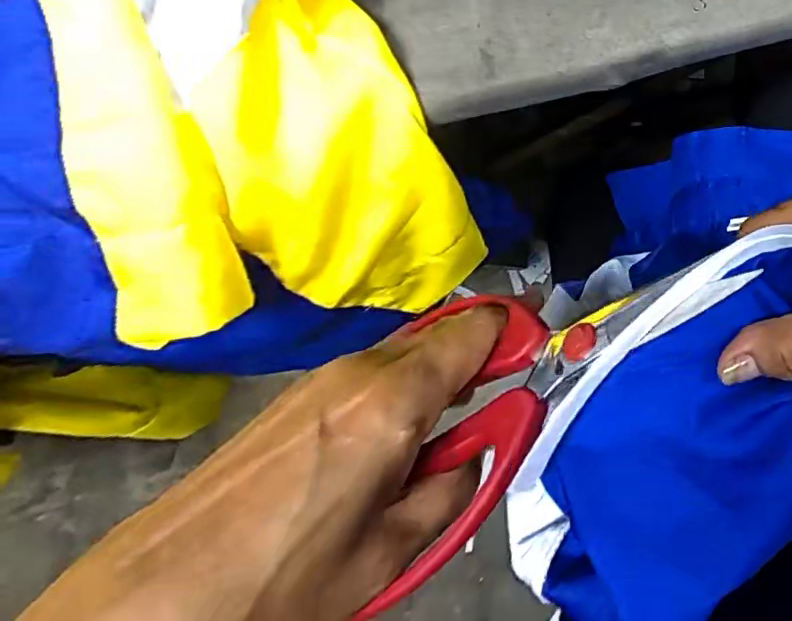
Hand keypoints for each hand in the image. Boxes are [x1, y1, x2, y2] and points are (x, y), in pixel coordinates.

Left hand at [23, 306, 505, 620]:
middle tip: (496, 402)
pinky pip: (373, 372)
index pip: (482, 324)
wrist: (130, 618)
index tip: (537, 357)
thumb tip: (479, 450)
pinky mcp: (289, 401)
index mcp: (396, 398)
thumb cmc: (276, 584)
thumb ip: (460, 483)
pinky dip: (402, 389)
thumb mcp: (392, 550)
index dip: (520, 330)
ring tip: (439, 435)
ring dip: (442, 375)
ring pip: (412, 351)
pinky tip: (388, 444)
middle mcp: (360, 373)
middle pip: (449, 330)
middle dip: (484, 356)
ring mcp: (318, 382)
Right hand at [717, 174, 791, 383]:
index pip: (757, 233)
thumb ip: (789, 345)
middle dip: (753, 294)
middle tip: (726, 346)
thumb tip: (721, 363)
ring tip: (751, 347)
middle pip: (774, 245)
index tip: (706, 329)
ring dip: (778, 301)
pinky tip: (791, 332)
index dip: (729, 280)